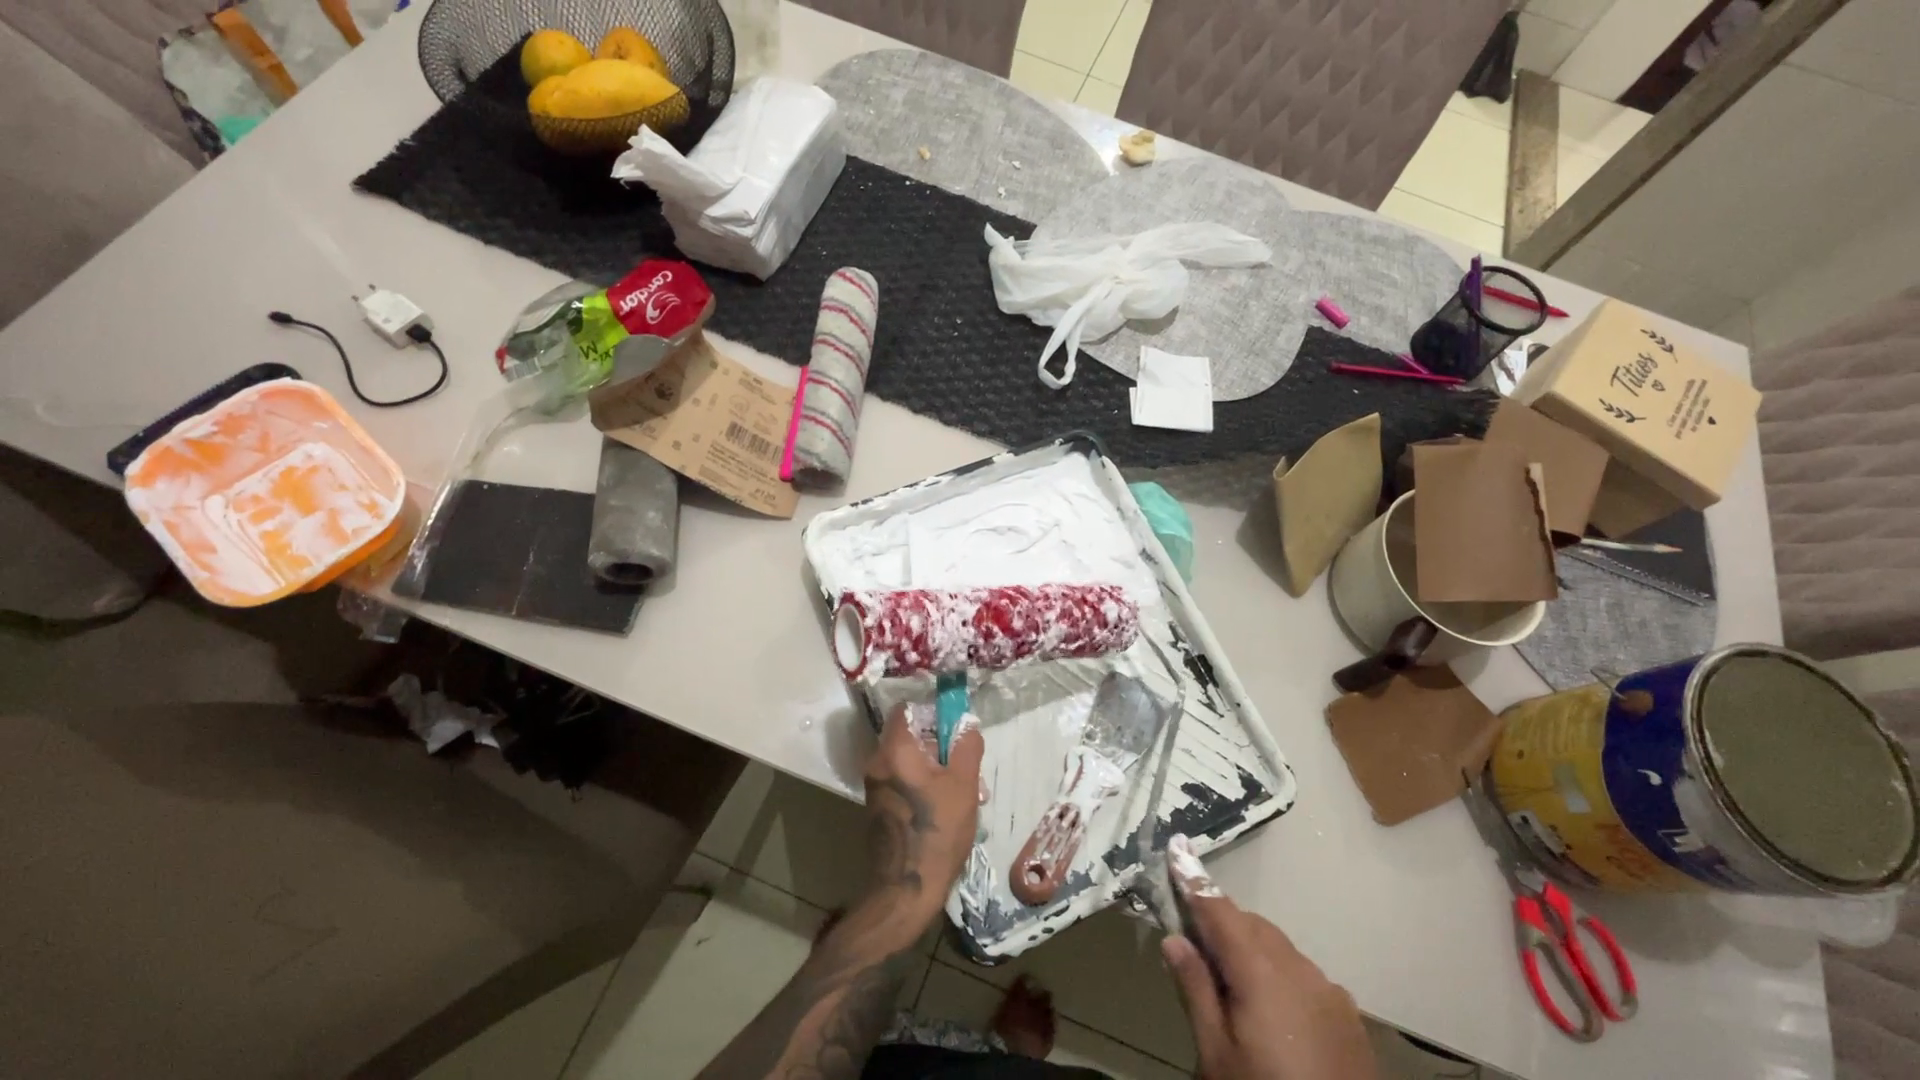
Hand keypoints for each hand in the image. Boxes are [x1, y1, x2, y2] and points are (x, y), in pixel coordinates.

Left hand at [862, 704, 984, 916]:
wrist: (906, 889)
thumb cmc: (938, 832)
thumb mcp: (963, 786)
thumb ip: (966, 748)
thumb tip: (967, 726)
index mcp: (894, 752)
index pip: (905, 711)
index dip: (930, 712)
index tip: (953, 726)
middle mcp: (877, 764)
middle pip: (909, 738)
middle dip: (939, 747)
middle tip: (967, 768)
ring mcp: (874, 788)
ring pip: (907, 763)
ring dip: (934, 770)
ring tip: (964, 794)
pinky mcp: (877, 808)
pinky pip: (901, 783)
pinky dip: (921, 787)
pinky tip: (946, 810)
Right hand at [1161, 848, 1376, 1079]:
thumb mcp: (1216, 1052)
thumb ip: (1196, 990)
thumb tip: (1174, 939)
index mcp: (1260, 972)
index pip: (1219, 910)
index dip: (1195, 880)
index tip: (1178, 848)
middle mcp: (1298, 967)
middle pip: (1251, 925)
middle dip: (1221, 923)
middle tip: (1194, 944)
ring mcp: (1328, 989)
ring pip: (1279, 948)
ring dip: (1252, 950)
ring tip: (1232, 986)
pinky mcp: (1347, 1012)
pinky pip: (1304, 974)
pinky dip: (1280, 974)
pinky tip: (1272, 1011)